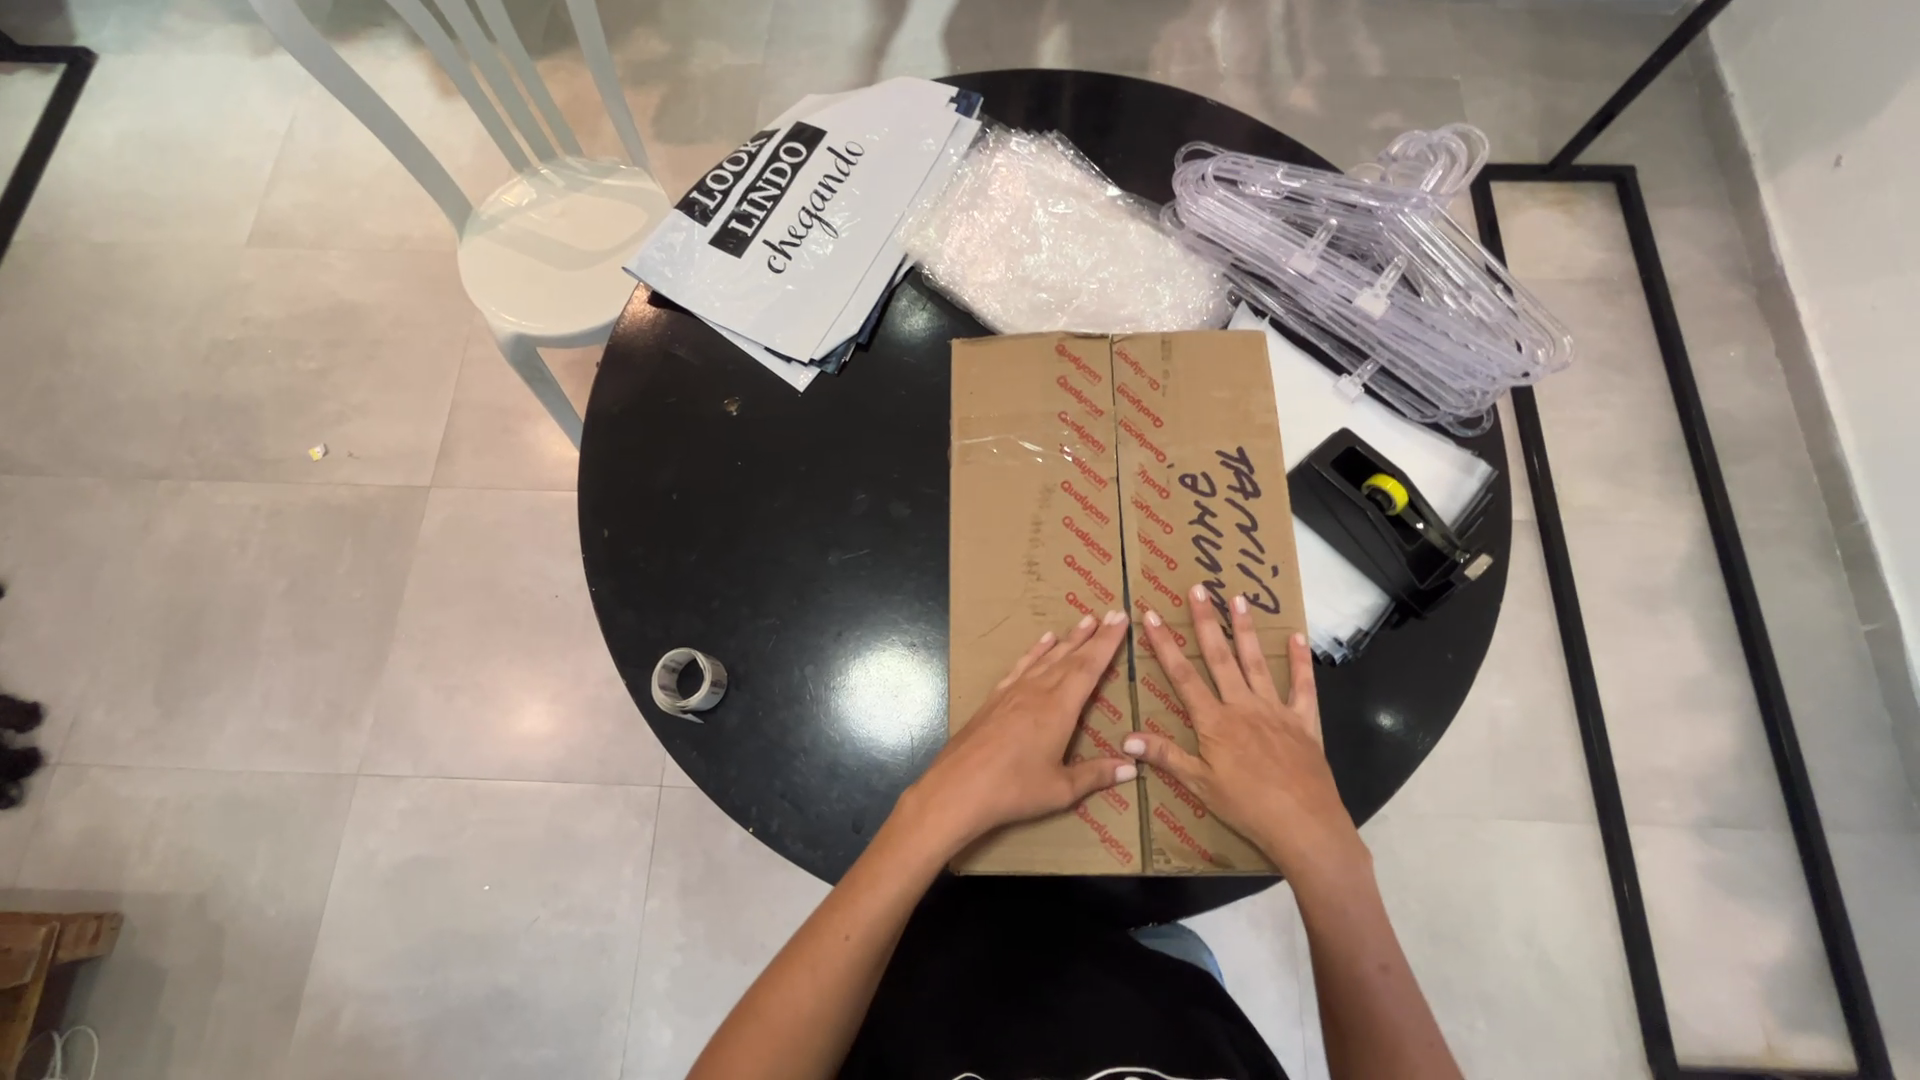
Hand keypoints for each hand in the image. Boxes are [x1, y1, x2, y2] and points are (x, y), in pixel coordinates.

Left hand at [906, 610, 1138, 849]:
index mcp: (1059, 708)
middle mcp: (1037, 691)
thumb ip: (1096, 775)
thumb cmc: (1013, 789)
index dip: (1107, 643)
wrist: (958, 787)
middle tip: (1111, 614)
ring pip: (1046, 657)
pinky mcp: (995, 698)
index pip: (1089, 667)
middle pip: (1070, 657)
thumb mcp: (1061, 789)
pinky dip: (1035, 651)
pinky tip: (1043, 642)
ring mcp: (1013, 691)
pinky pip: (1022, 666)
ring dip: (1068, 639)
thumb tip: (1131, 768)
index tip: (1121, 619)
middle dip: (1093, 636)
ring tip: (1084, 622)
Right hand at [1127, 585, 1365, 882]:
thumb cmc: (1246, 807)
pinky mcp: (1304, 722)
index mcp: (1213, 721)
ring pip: (1256, 662)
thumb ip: (1165, 756)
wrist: (1303, 825)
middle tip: (1198, 589)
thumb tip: (1126, 738)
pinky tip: (1297, 638)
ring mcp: (1275, 711)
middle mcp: (1242, 706)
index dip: (1164, 644)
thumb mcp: (1199, 784)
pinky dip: (1299, 662)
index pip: (1182, 675)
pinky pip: (1302, 687)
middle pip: (1219, 656)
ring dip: (1245, 629)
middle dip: (1205, 621)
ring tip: (1238, 598)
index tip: (1150, 616)